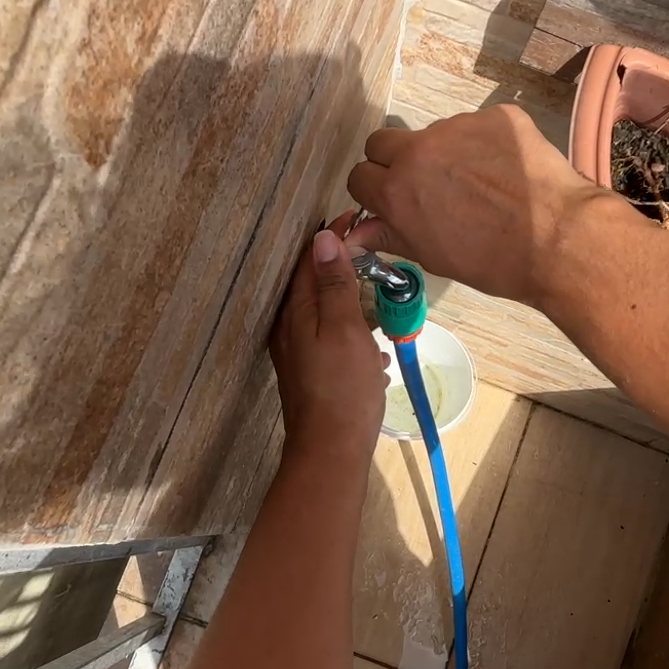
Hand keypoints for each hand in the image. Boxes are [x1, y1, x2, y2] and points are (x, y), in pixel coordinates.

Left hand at [269, 225, 387, 459]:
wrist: (331, 449)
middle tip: (371, 256)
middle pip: (313, 287)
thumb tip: (323, 238)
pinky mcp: (313, 376)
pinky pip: (333, 345)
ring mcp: (300, 356)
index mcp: (295, 313)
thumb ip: (334, 285)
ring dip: (351, 306)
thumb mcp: (344, 329)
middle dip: (341, 269)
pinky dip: (353, 340)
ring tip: (378, 304)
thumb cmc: (342, 387)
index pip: (308, 261)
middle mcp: (290, 330)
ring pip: (326, 317)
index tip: (356, 219)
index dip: (331, 237)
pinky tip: (374, 354)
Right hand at [345, 105, 615, 307]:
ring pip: (433, 135)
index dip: (372, 192)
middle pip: (382, 142)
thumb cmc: (490, 261)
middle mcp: (419, 151)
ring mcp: (458, 127)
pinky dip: (484, 147)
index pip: (359, 176)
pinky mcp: (496, 116)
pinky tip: (504, 174)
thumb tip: (354, 236)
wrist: (555, 239)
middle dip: (393, 162)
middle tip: (422, 187)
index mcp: (396, 191)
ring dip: (442, 154)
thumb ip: (389, 236)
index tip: (389, 202)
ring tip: (477, 186)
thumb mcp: (431, 256)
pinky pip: (477, 127)